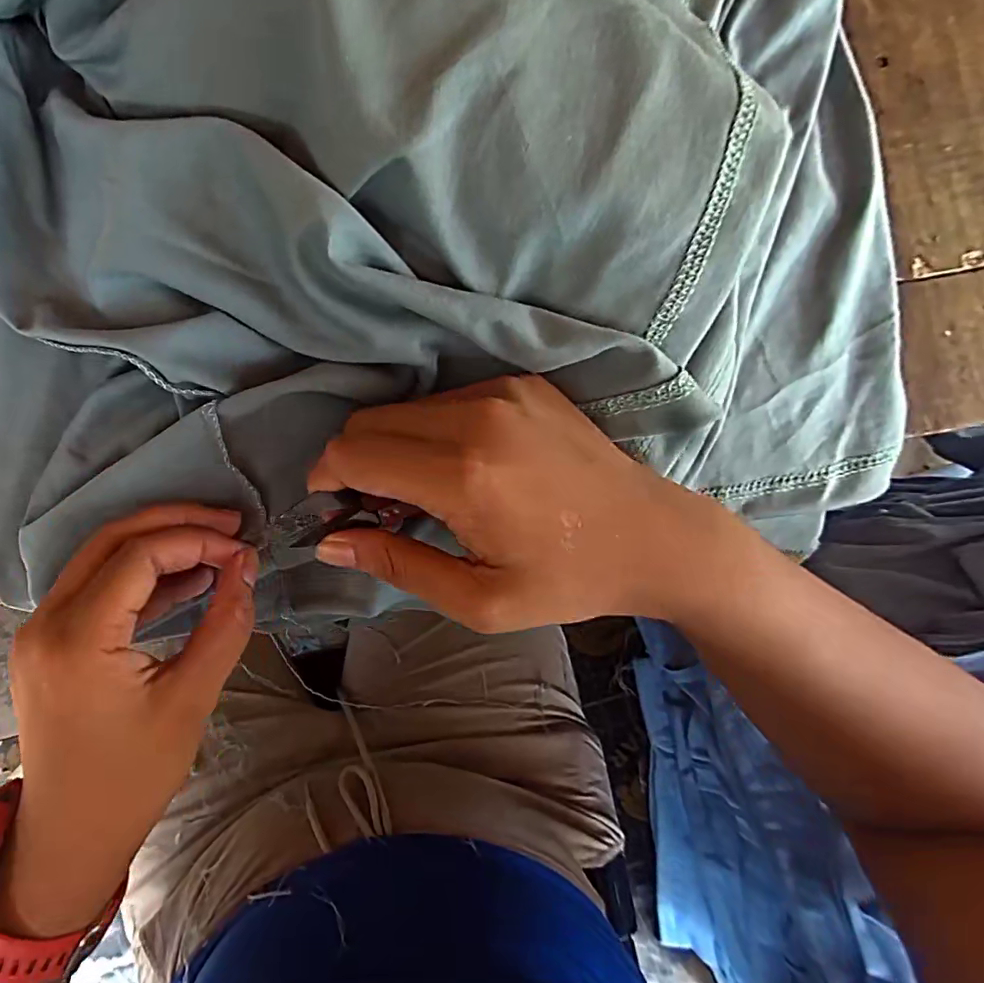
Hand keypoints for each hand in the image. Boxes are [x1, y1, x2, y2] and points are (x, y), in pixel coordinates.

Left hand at [0, 505, 257, 937]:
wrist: (69, 837)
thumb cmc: (132, 780)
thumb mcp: (190, 702)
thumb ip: (224, 626)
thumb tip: (246, 566)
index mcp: (77, 638)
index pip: (138, 555)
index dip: (195, 540)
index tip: (242, 548)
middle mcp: (46, 620)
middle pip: (112, 540)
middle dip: (174, 523)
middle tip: (229, 524)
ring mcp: (38, 628)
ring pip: (100, 558)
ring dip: (156, 545)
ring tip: (214, 547)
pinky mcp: (45, 640)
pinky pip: (93, 589)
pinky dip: (137, 578)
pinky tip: (183, 580)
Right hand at [305, 374, 749, 631]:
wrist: (657, 537)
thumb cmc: (566, 580)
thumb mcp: (478, 600)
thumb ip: (396, 565)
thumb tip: (329, 544)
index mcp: (464, 476)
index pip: (353, 453)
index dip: (327, 478)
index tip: (333, 507)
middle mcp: (476, 417)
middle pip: (367, 421)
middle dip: (352, 462)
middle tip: (377, 506)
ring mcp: (500, 392)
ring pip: (400, 407)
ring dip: (390, 445)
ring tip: (423, 490)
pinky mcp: (517, 383)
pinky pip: (440, 399)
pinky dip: (427, 431)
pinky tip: (458, 466)